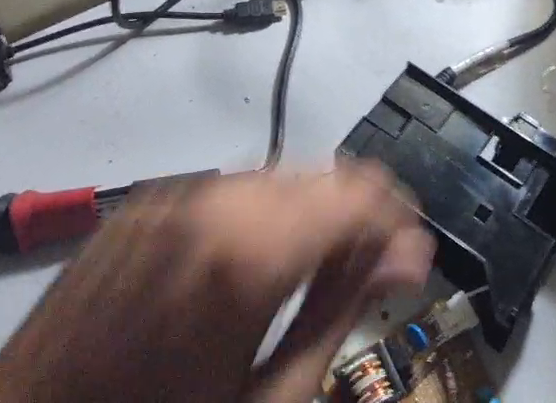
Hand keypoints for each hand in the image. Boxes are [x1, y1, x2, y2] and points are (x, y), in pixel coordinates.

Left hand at [0, 164, 434, 402]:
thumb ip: (339, 310)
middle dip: (359, 211)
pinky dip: (257, 209)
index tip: (414, 254)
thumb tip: (401, 259)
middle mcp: (209, 204)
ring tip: (322, 259)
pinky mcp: (140, 207)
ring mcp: (168, 198)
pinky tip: (257, 254)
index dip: (398, 220)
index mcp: (247, 252)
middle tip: (377, 260)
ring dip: (310, 207)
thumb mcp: (268, 394)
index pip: (358, 197)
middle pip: (319, 174)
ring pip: (274, 174)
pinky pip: (222, 188)